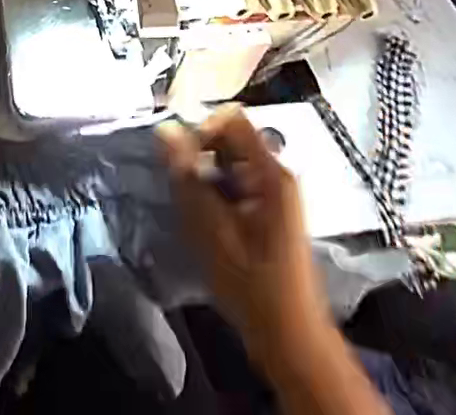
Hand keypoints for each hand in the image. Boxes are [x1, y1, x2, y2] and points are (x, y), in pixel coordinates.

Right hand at [159, 106, 389, 414]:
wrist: (290, 337)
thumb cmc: (251, 286)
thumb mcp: (211, 229)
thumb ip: (187, 176)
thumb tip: (165, 129)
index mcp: (270, 171)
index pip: (231, 118)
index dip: (202, 131)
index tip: (184, 164)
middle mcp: (277, 172)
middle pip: (230, 137)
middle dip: (202, 157)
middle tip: (187, 193)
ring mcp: (277, 190)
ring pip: (231, 161)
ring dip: (208, 177)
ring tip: (197, 212)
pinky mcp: (271, 208)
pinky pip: (238, 180)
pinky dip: (218, 192)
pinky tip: (211, 224)